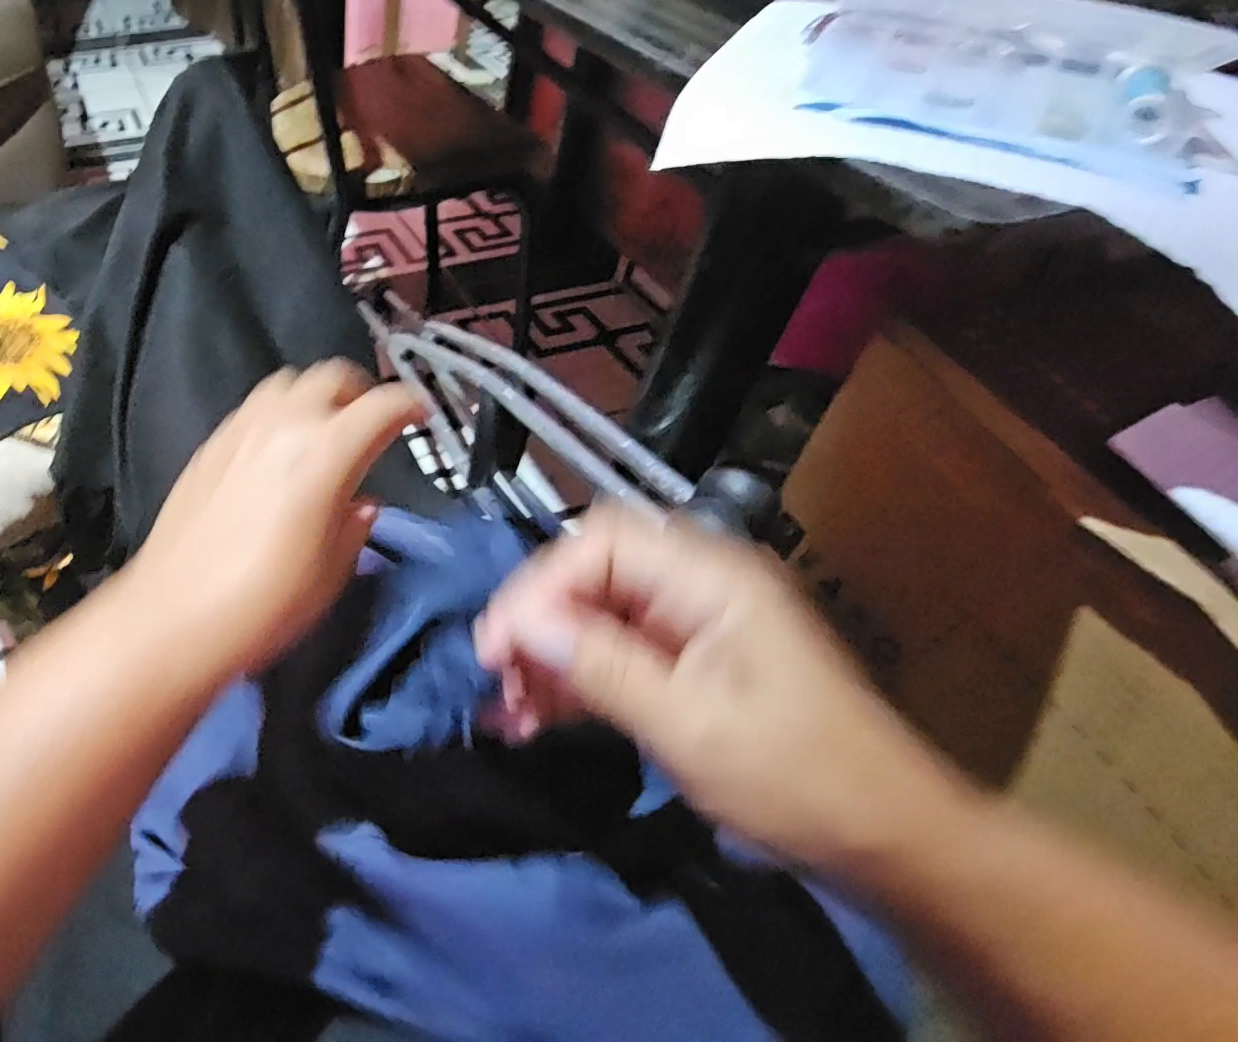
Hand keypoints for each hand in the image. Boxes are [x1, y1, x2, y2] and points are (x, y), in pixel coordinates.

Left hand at [121, 360, 422, 675]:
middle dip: (361, 393)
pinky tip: (276, 455)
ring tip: (323, 434)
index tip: (419, 419)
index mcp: (326, 452)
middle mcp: (282, 425)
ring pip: (288, 384)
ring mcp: (239, 431)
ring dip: (315, 399)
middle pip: (332, 377)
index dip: (410, 406)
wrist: (175, 617)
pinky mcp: (209, 447)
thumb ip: (355, 525)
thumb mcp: (332, 571)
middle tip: (372, 425)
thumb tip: (362, 504)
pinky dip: (278, 417)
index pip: (383, 405)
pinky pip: (252, 410)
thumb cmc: (266, 603)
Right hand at [475, 505, 974, 876]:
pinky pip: (607, 657)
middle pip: (589, 578)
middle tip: (498, 678)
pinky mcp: (680, 667)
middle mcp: (695, 588)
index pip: (602, 543)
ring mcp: (687, 628)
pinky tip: (531, 720)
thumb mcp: (691, 724)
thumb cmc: (800, 778)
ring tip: (508, 711)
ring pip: (590, 619)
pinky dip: (569, 685)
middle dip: (536, 624)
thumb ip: (601, 667)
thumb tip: (524, 626)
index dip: (540, 584)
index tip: (500, 643)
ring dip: (545, 659)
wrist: (887, 843)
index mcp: (712, 579)